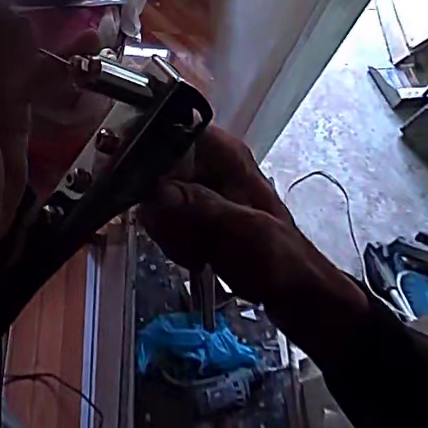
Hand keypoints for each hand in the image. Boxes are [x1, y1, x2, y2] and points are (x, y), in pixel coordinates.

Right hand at [139, 127, 367, 360]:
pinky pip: (164, 219)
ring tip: (198, 253)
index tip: (123, 176)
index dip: (140, 145)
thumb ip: (199, 206)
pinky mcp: (196, 213)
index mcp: (221, 152)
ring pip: (153, 198)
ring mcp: (200, 188)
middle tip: (183, 236)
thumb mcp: (243, 233)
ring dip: (168, 231)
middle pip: (152, 168)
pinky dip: (174, 241)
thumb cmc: (283, 260)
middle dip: (160, 208)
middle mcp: (206, 162)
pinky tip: (197, 258)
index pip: (167, 127)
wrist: (304, 300)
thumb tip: (154, 187)